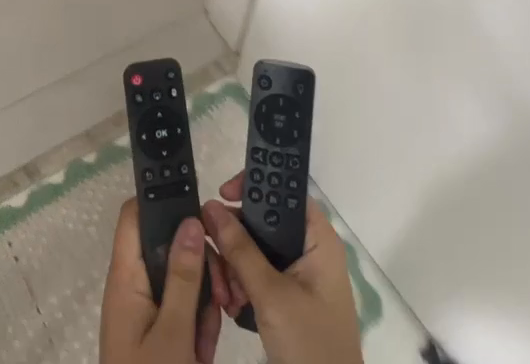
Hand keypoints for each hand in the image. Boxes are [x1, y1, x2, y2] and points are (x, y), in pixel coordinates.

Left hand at [101, 199, 225, 363]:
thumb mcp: (174, 330)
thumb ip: (184, 277)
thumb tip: (191, 220)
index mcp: (126, 277)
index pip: (135, 216)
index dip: (162, 201)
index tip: (201, 209)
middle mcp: (133, 285)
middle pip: (169, 249)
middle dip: (201, 267)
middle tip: (224, 294)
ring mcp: (144, 306)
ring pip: (182, 280)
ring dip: (203, 303)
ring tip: (207, 339)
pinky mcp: (155, 326)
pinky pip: (181, 308)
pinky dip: (197, 324)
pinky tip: (203, 349)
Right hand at [202, 173, 364, 363]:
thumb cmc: (309, 342)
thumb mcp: (271, 294)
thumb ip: (240, 249)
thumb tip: (211, 207)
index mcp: (318, 240)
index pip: (285, 193)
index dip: (255, 187)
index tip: (222, 194)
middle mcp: (309, 251)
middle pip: (263, 224)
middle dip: (235, 242)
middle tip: (215, 260)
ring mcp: (299, 276)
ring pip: (255, 252)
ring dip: (233, 269)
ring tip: (225, 295)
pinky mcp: (287, 297)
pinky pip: (257, 276)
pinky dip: (240, 287)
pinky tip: (231, 306)